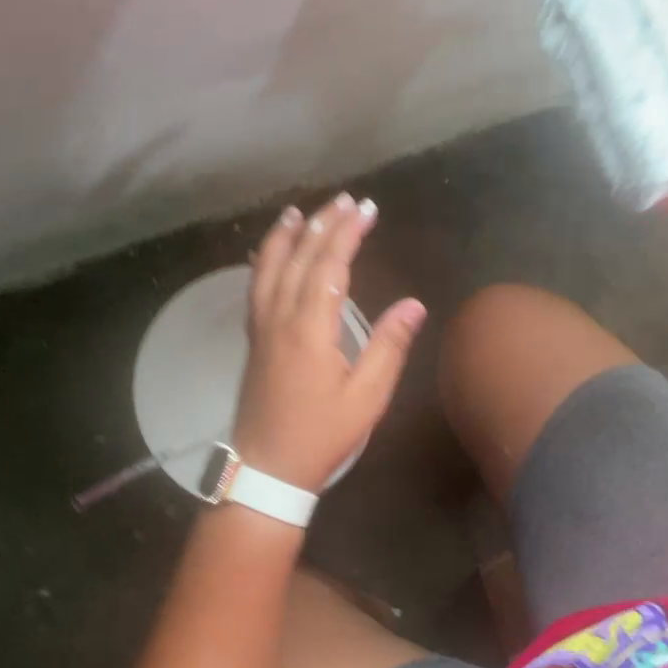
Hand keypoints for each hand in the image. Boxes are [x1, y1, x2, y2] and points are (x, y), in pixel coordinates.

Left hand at [231, 194, 426, 493]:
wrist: (266, 468)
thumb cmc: (320, 436)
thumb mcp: (366, 398)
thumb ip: (388, 348)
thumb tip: (414, 305)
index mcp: (309, 329)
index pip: (329, 266)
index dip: (348, 234)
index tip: (367, 208)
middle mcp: (280, 318)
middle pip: (299, 258)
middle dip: (323, 225)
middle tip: (345, 200)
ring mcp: (262, 329)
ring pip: (269, 269)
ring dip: (285, 236)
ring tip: (299, 211)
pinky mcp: (254, 341)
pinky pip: (256, 288)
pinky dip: (263, 262)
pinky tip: (268, 255)